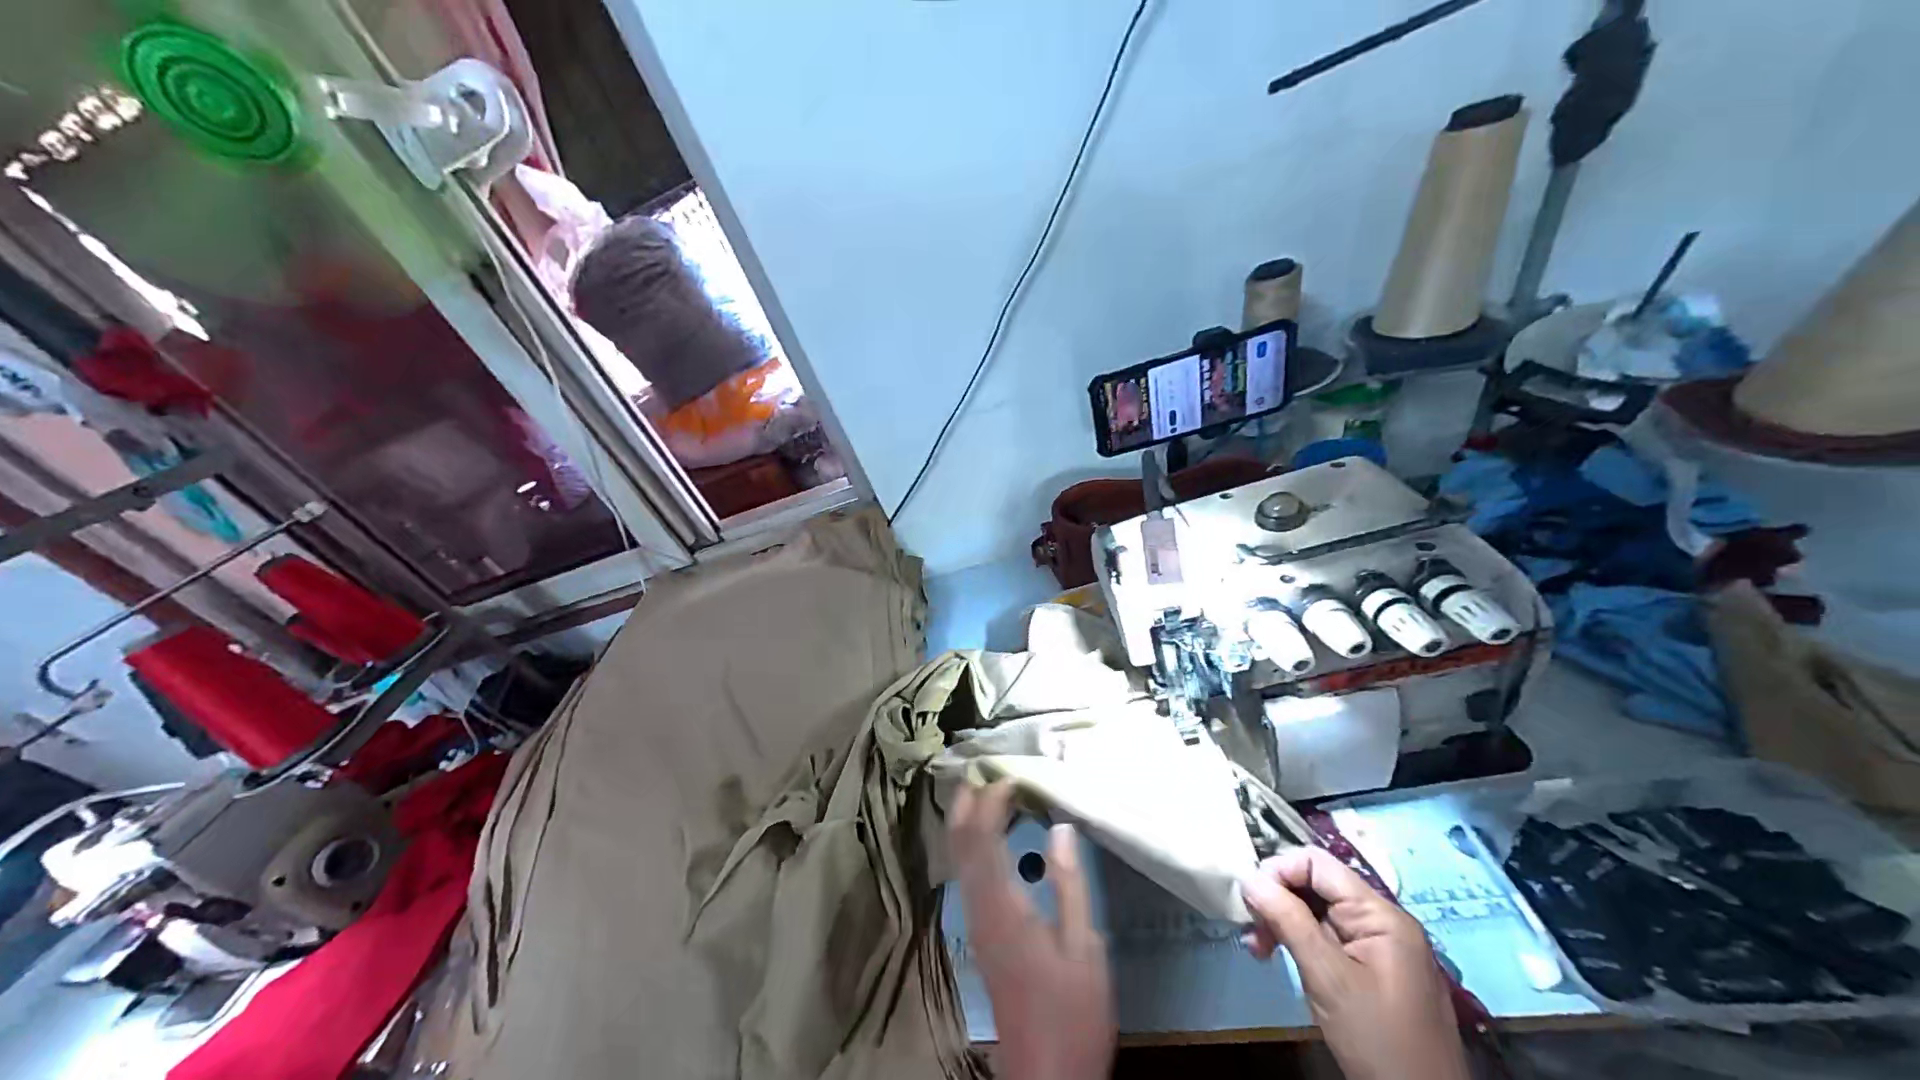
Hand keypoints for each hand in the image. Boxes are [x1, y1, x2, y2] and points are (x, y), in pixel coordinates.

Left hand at [950, 781, 1114, 1079]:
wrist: (1046, 1074)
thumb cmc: (1072, 1011)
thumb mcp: (1084, 947)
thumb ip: (1070, 885)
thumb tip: (1061, 828)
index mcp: (1003, 907)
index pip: (982, 839)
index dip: (988, 802)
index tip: (1008, 776)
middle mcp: (979, 909)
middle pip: (960, 846)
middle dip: (965, 805)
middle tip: (983, 771)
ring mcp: (976, 924)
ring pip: (960, 860)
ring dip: (968, 823)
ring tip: (988, 794)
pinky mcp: (982, 936)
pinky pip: (969, 877)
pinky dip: (975, 847)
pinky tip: (994, 840)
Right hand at [1241, 847, 1469, 1079]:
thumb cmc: (1379, 1040)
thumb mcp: (1328, 978)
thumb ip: (1289, 921)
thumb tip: (1249, 878)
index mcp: (1380, 915)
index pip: (1318, 864)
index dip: (1279, 872)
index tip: (1251, 900)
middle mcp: (1380, 920)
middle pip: (1315, 885)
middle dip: (1277, 900)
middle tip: (1251, 929)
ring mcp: (1376, 945)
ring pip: (1316, 911)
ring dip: (1282, 923)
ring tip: (1258, 948)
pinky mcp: (1369, 967)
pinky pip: (1326, 937)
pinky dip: (1298, 941)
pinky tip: (1276, 956)